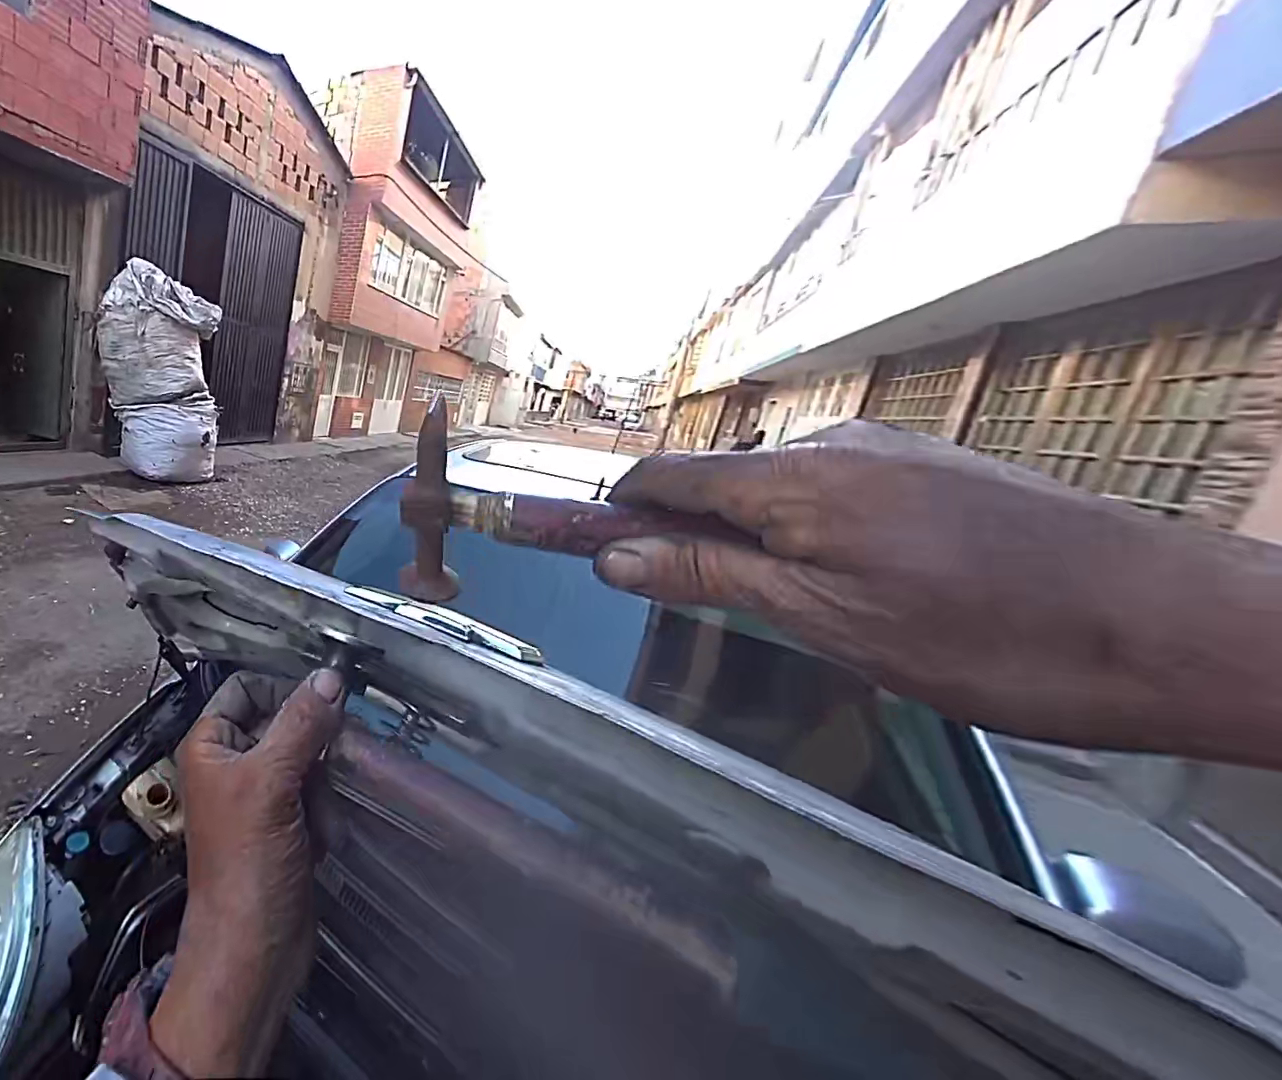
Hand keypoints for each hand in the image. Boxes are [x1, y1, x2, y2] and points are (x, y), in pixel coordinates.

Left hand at [149, 669, 345, 1076]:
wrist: (256, 949)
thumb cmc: (241, 875)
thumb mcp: (271, 784)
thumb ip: (301, 725)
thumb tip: (326, 681)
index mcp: (211, 746)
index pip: (246, 687)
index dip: (281, 688)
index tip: (318, 695)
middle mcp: (234, 765)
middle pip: (286, 722)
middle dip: (310, 749)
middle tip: (320, 764)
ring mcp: (262, 793)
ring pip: (309, 757)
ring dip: (321, 786)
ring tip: (312, 817)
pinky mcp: (287, 820)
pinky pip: (318, 792)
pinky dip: (324, 811)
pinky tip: (317, 838)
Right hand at [596, 420, 1281, 767]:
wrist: (1193, 630)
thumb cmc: (989, 639)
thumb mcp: (822, 620)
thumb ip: (708, 576)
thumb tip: (612, 557)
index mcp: (796, 480)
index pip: (665, 476)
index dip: (615, 507)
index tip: (587, 544)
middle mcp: (831, 445)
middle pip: (713, 479)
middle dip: (679, 528)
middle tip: (686, 593)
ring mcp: (883, 450)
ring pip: (767, 486)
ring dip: (738, 530)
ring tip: (771, 596)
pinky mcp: (922, 466)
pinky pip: (819, 486)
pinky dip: (790, 524)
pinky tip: (831, 572)